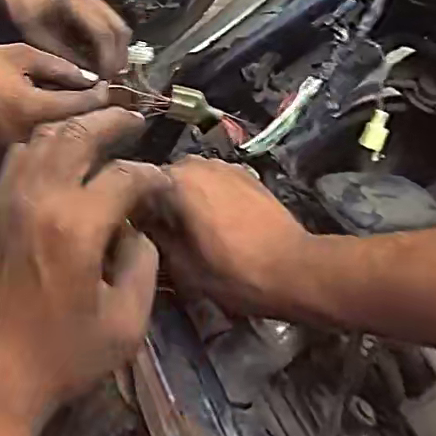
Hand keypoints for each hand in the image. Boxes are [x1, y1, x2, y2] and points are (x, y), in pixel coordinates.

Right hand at [0, 44, 113, 160]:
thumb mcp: (19, 55)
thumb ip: (58, 66)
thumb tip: (91, 78)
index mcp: (35, 108)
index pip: (85, 107)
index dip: (105, 98)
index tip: (115, 92)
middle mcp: (31, 138)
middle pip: (80, 135)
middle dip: (100, 122)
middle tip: (120, 113)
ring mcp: (18, 155)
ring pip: (62, 152)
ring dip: (81, 139)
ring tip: (98, 126)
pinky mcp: (5, 162)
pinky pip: (41, 158)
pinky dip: (57, 149)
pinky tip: (64, 138)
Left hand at [0, 109, 168, 435]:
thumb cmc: (66, 352)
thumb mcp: (126, 321)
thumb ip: (142, 262)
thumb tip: (135, 225)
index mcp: (77, 226)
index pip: (122, 176)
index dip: (150, 174)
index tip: (164, 180)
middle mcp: (41, 197)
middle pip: (77, 136)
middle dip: (110, 122)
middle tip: (133, 118)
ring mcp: (12, 196)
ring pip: (44, 138)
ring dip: (74, 126)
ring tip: (99, 125)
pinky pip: (18, 155)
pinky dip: (42, 143)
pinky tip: (59, 151)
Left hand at [10, 0, 131, 77]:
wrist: (32, 9)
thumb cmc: (36, 26)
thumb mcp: (48, 47)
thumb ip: (72, 62)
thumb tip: (96, 79)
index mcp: (74, 5)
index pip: (102, 34)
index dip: (107, 58)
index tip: (104, 77)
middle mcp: (91, 0)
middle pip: (118, 31)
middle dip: (117, 58)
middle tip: (109, 78)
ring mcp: (99, 3)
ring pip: (122, 30)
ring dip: (119, 53)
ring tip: (109, 72)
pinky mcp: (104, 10)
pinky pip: (118, 30)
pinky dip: (117, 47)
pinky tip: (108, 62)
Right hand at [144, 155, 314, 315]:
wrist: (301, 270)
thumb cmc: (237, 272)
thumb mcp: (185, 268)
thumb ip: (155, 239)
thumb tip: (140, 226)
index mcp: (174, 181)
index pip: (135, 187)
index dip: (134, 210)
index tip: (138, 233)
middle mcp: (194, 163)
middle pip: (162, 179)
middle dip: (160, 201)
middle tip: (167, 232)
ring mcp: (222, 165)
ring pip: (189, 178)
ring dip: (186, 196)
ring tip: (194, 226)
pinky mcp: (245, 173)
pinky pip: (214, 180)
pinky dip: (210, 195)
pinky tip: (220, 221)